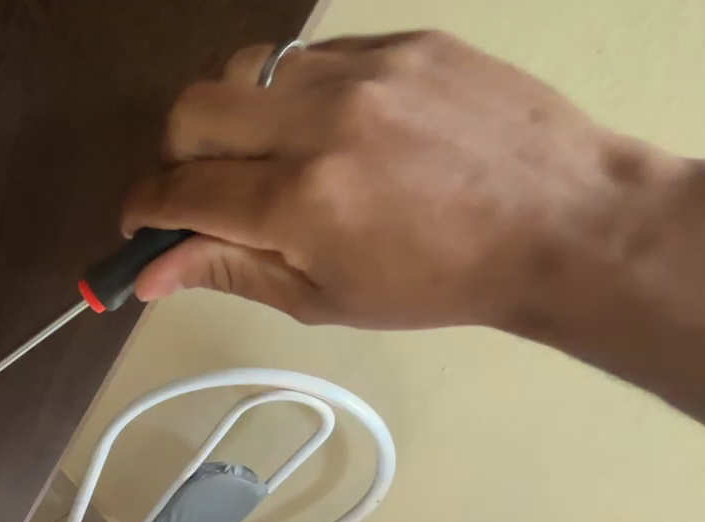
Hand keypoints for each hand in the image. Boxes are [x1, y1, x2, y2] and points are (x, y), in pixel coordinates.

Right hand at [123, 31, 671, 330]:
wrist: (564, 222)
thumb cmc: (431, 282)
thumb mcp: (315, 297)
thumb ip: (225, 271)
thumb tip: (147, 276)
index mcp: (297, 200)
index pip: (178, 190)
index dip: (142, 211)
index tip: (139, 227)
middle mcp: (320, 121)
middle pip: (191, 110)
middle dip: (173, 156)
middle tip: (197, 191)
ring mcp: (364, 70)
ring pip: (241, 70)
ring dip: (225, 117)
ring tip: (256, 156)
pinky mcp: (402, 43)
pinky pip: (306, 57)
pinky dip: (286, 97)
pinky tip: (320, 132)